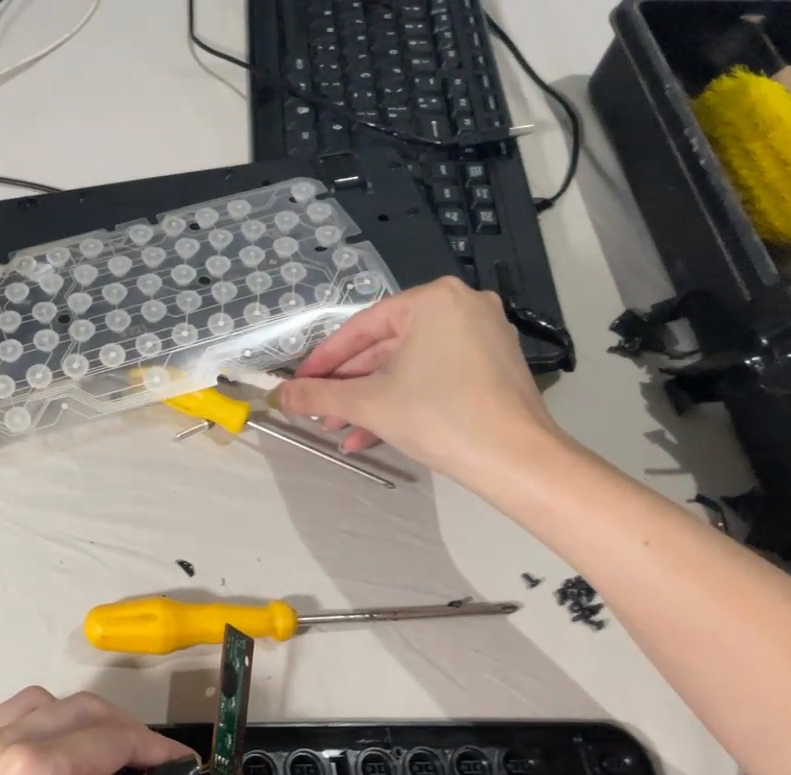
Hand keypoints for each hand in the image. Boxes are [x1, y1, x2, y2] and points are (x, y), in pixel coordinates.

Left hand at [0, 688, 192, 774]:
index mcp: (31, 774)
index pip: (109, 737)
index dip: (155, 747)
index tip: (185, 765)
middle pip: (75, 709)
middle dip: (122, 730)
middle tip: (153, 770)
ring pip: (35, 707)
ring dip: (77, 725)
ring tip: (105, 772)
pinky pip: (0, 728)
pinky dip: (37, 734)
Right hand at [278, 277, 564, 480]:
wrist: (513, 458)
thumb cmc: (438, 416)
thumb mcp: (366, 404)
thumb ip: (316, 396)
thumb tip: (277, 396)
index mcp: (433, 300)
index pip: (361, 327)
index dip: (322, 360)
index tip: (297, 384)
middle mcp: (461, 307)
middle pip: (384, 347)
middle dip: (346, 386)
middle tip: (317, 412)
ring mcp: (481, 337)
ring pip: (406, 366)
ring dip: (368, 400)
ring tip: (338, 431)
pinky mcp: (491, 367)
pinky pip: (432, 376)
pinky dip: (401, 401)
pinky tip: (372, 434)